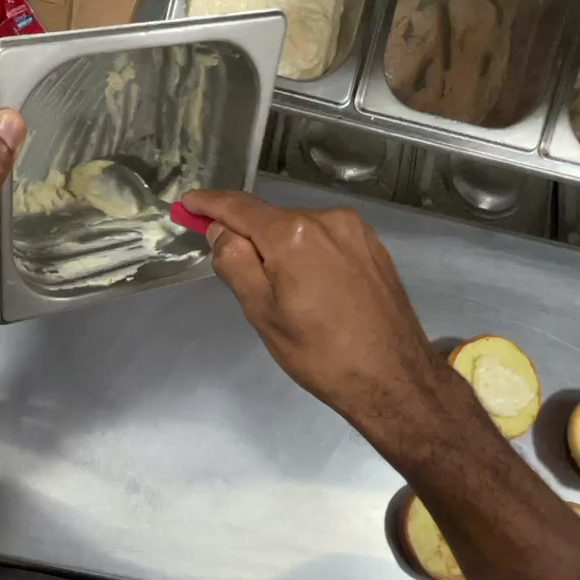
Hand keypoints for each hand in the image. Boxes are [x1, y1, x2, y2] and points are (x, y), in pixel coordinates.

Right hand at [184, 189, 459, 443]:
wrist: (392, 376)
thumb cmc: (318, 353)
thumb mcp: (261, 313)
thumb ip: (234, 263)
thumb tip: (221, 231)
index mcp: (294, 235)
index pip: (239, 208)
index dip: (209, 203)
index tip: (187, 203)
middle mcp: (326, 219)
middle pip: (268, 219)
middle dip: (245, 236)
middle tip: (232, 272)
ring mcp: (354, 231)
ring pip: (297, 229)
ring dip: (276, 247)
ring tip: (278, 293)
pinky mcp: (371, 246)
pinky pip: (322, 239)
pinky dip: (303, 252)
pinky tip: (307, 287)